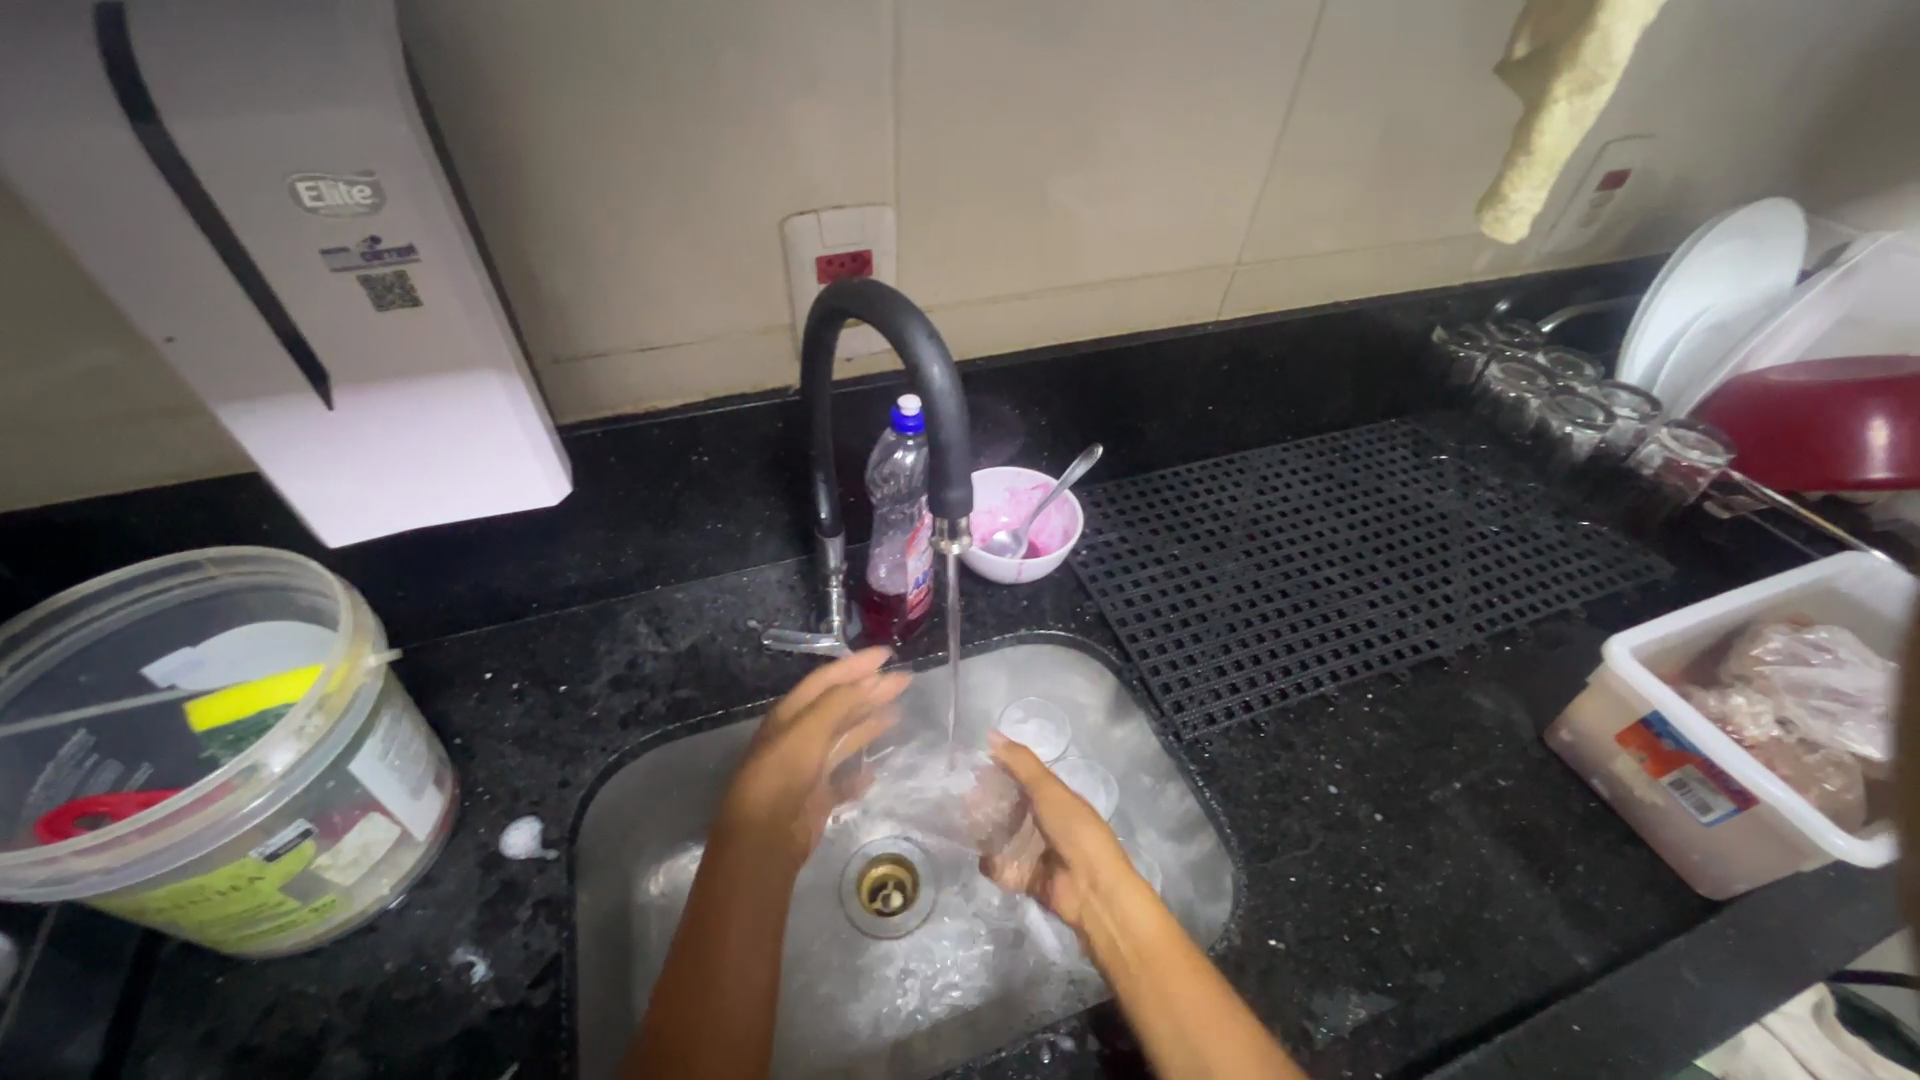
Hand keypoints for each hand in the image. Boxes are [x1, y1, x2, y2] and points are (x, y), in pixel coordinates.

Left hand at [716, 647, 909, 867]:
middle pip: (840, 707)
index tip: (888, 655)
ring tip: (898, 712)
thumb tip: (872, 679)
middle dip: (870, 691)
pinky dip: (859, 774)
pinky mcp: (818, 798)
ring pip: (844, 739)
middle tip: (905, 680)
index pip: (827, 680)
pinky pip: (843, 781)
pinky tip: (875, 771)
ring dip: (869, 724)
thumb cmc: (782, 775)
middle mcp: (799, 737)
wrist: (764, 837)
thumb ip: (839, 702)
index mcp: (790, 715)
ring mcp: (808, 768)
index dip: (856, 665)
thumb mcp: (808, 730)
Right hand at [980, 733, 1141, 934]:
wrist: (1091, 887)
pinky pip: (996, 865)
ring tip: (962, 823)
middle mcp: (1039, 821)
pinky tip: (983, 855)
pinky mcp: (1020, 876)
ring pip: (996, 835)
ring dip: (981, 829)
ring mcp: (1030, 850)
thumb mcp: (1048, 789)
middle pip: (1003, 807)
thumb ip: (1020, 762)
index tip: (971, 765)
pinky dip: (989, 861)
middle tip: (961, 796)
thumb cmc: (1074, 830)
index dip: (996, 770)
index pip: (1017, 778)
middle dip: (983, 802)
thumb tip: (990, 733)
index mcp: (1051, 797)